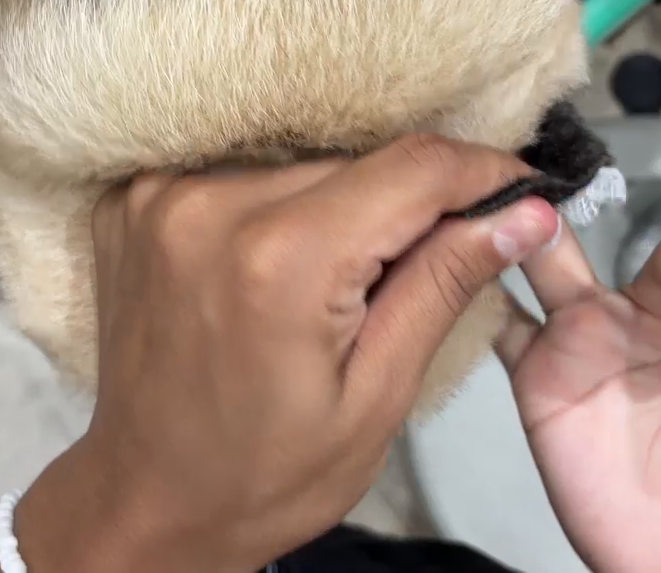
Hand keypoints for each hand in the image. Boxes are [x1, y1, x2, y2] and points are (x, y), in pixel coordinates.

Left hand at [0, 136, 561, 572]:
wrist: (143, 497)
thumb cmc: (265, 473)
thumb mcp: (377, 396)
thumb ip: (445, 283)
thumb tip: (524, 213)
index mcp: (281, 259)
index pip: (412, 169)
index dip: (479, 171)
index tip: (517, 188)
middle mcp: (211, 204)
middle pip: (355, 163)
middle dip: (408, 202)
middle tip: (420, 260)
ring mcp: (162, 193)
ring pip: (302, 165)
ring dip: (341, 203)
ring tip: (340, 275)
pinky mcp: (136, 196)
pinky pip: (243, 173)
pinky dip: (280, 203)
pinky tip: (280, 258)